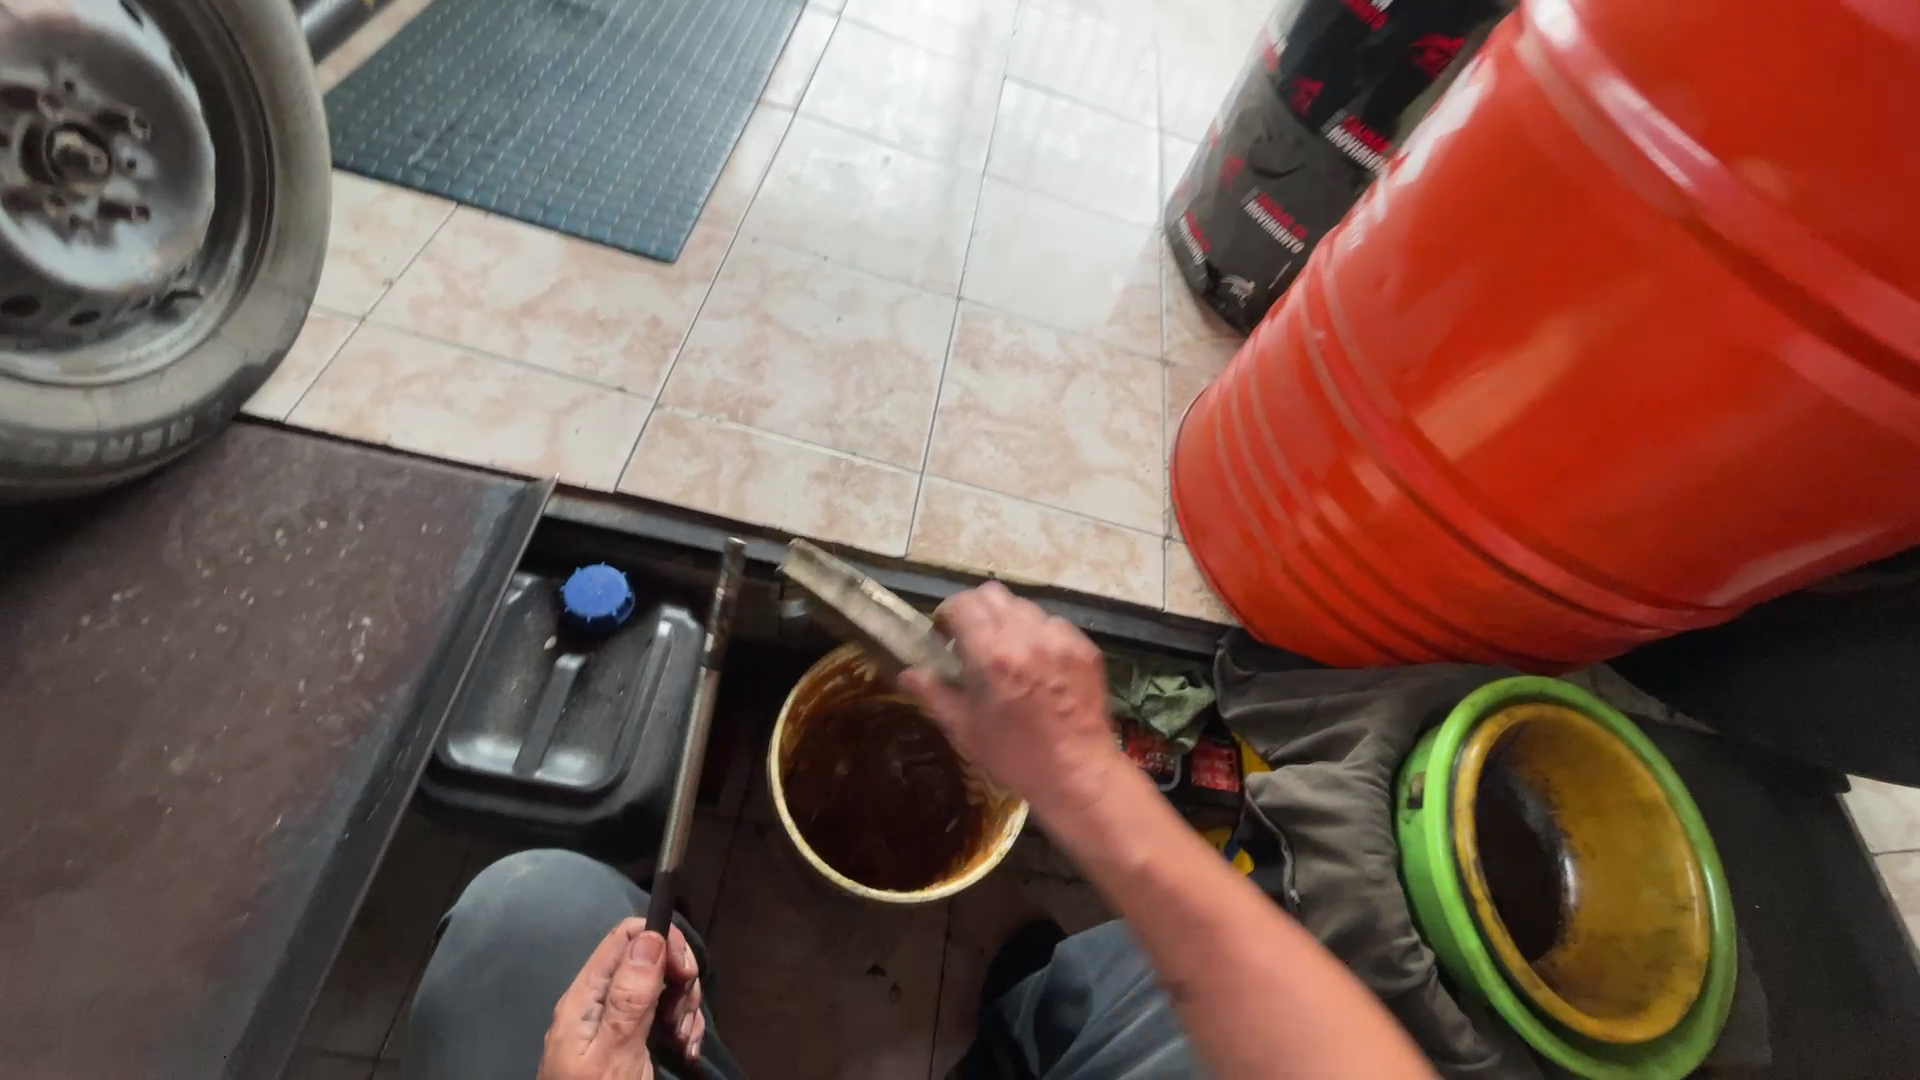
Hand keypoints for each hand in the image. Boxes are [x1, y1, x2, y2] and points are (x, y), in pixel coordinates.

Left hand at [537, 918, 704, 1079]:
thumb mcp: (612, 1057)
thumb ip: (629, 998)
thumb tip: (650, 935)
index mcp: (585, 998)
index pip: (625, 936)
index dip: (661, 939)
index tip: (684, 971)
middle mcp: (601, 1002)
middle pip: (651, 957)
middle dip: (679, 977)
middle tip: (685, 1010)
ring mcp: (619, 1022)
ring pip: (666, 984)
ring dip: (686, 1004)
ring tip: (684, 1038)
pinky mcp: (637, 1040)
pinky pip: (669, 1013)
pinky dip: (686, 1024)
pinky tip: (687, 1049)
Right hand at [900, 581, 1123, 818]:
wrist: (1078, 774)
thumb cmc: (1015, 755)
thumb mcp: (964, 729)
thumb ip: (932, 693)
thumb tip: (906, 673)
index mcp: (992, 655)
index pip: (963, 604)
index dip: (947, 614)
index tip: (944, 634)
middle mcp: (1027, 637)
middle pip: (992, 595)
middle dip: (975, 611)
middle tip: (970, 640)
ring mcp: (1060, 639)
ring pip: (1023, 607)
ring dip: (1007, 622)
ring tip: (1006, 654)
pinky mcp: (1084, 647)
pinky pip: (1052, 624)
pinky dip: (1037, 635)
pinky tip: (1036, 665)